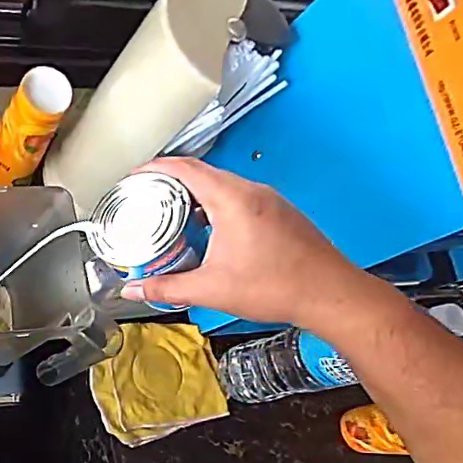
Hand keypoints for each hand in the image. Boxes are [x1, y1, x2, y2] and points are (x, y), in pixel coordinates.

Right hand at [118, 158, 402, 337]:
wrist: (328, 294)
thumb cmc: (279, 286)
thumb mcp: (210, 289)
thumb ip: (166, 288)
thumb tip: (134, 290)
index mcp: (233, 200)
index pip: (187, 168)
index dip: (156, 168)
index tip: (136, 175)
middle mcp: (253, 192)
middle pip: (203, 173)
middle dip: (171, 182)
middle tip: (147, 198)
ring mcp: (269, 200)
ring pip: (222, 185)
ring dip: (195, 195)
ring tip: (171, 214)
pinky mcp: (278, 212)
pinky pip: (239, 197)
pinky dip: (216, 205)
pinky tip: (206, 230)